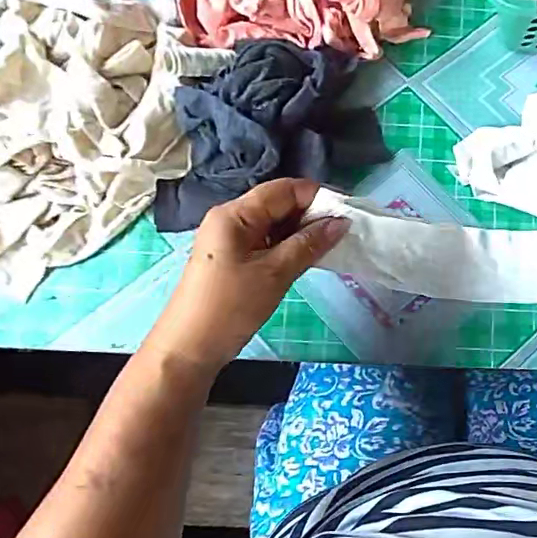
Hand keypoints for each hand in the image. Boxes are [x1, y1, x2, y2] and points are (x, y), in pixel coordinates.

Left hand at [147, 179, 347, 370]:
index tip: (347, 215)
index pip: (284, 189)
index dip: (318, 197)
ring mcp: (231, 239)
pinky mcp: (235, 258)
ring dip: (303, 233)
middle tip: (343, 235)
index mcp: (235, 214)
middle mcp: (231, 219)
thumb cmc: (230, 306)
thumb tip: (341, 222)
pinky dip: (290, 247)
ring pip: (276, 224)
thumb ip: (309, 244)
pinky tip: (308, 259)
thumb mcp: (275, 273)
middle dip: (312, 215)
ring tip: (330, 248)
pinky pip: (268, 242)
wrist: (189, 347)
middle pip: (280, 204)